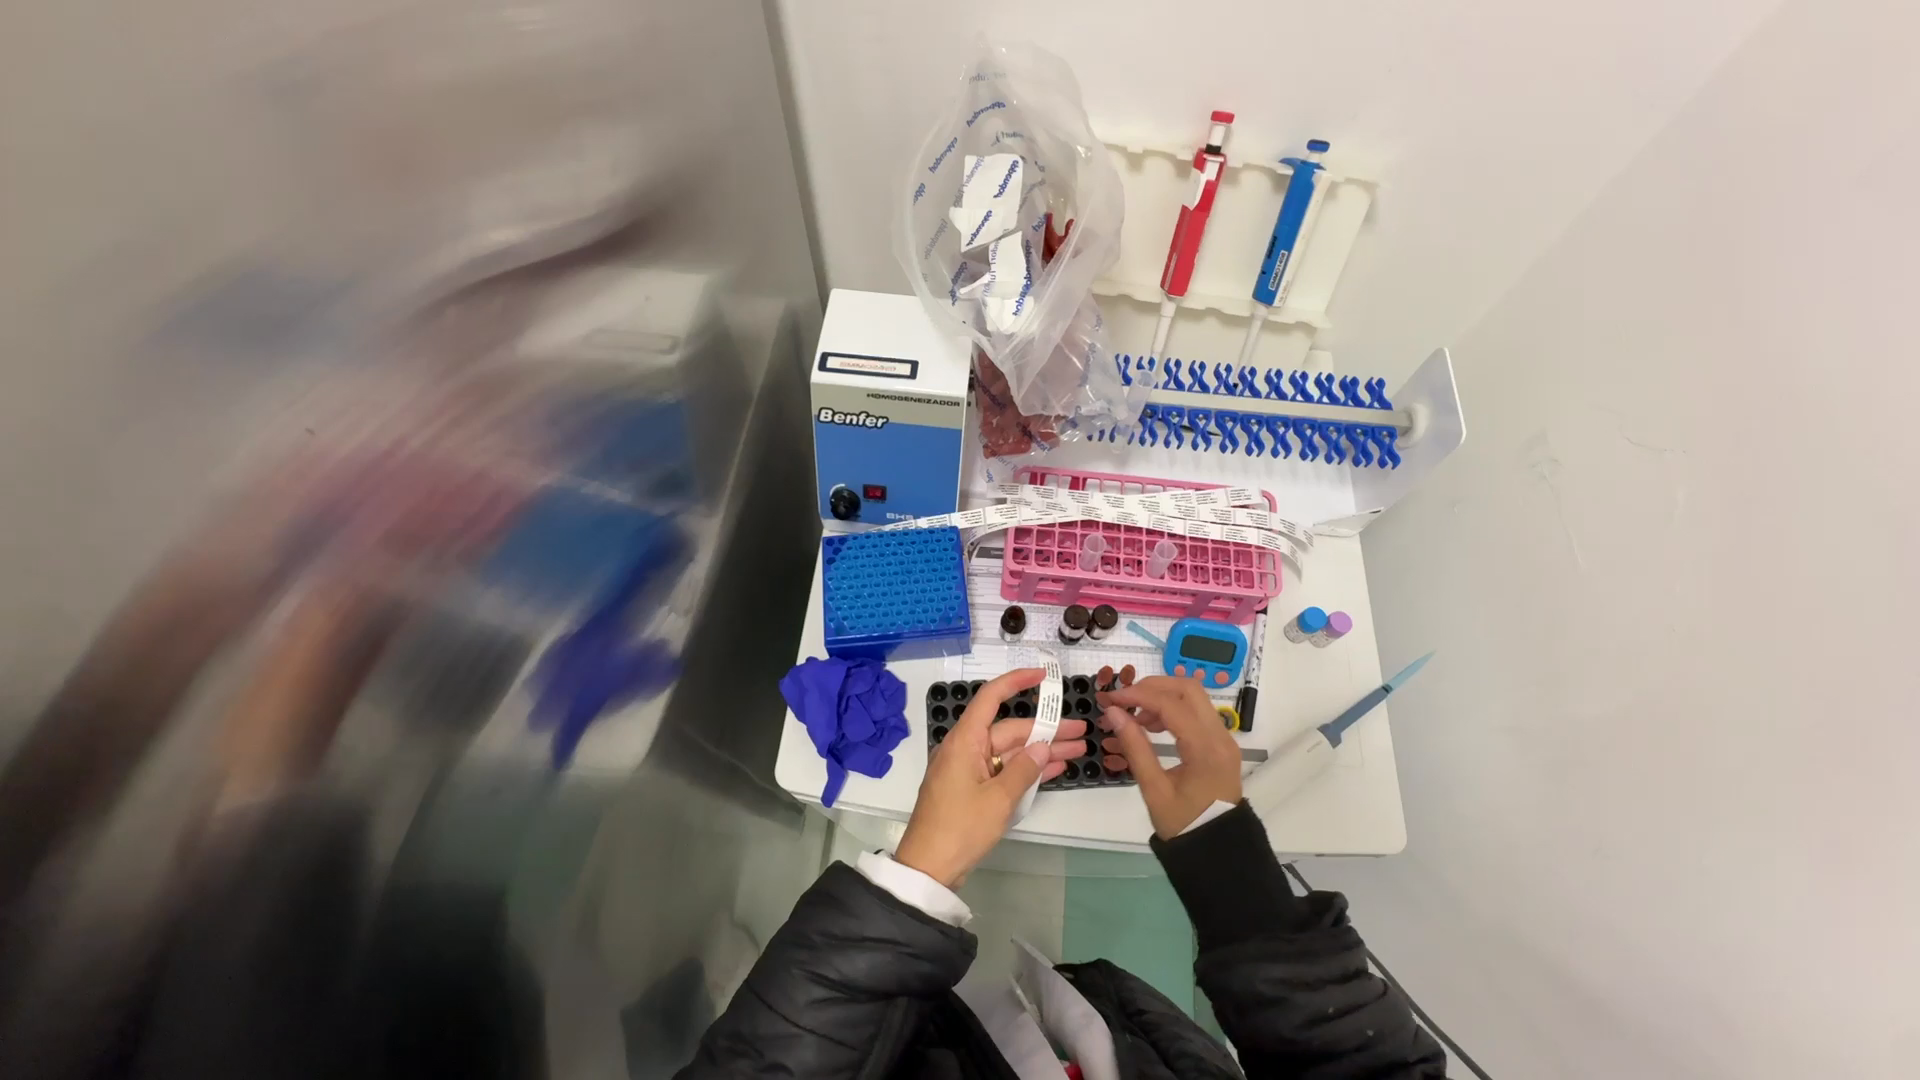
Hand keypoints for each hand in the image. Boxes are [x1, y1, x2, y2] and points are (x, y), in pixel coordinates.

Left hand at [894, 668, 1088, 886]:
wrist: (929, 868)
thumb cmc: (960, 827)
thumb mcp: (999, 799)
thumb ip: (1024, 770)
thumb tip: (1043, 748)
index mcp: (965, 741)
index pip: (992, 698)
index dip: (1017, 682)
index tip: (1043, 676)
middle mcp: (967, 749)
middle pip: (1010, 729)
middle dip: (1046, 729)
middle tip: (1081, 729)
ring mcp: (970, 770)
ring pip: (1011, 751)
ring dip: (1042, 751)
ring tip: (1079, 748)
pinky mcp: (974, 789)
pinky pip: (1004, 770)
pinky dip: (1027, 769)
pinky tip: (1056, 768)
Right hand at [1096, 676, 1242, 839]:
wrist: (1218, 848)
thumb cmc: (1184, 823)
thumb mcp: (1154, 789)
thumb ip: (1135, 747)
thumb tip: (1114, 712)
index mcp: (1206, 749)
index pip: (1171, 705)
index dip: (1138, 695)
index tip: (1112, 699)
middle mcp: (1221, 737)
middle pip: (1189, 688)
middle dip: (1154, 686)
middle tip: (1126, 699)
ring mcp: (1224, 738)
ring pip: (1195, 697)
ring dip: (1164, 696)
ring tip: (1137, 717)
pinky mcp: (1221, 743)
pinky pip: (1198, 712)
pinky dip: (1174, 708)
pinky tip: (1153, 726)